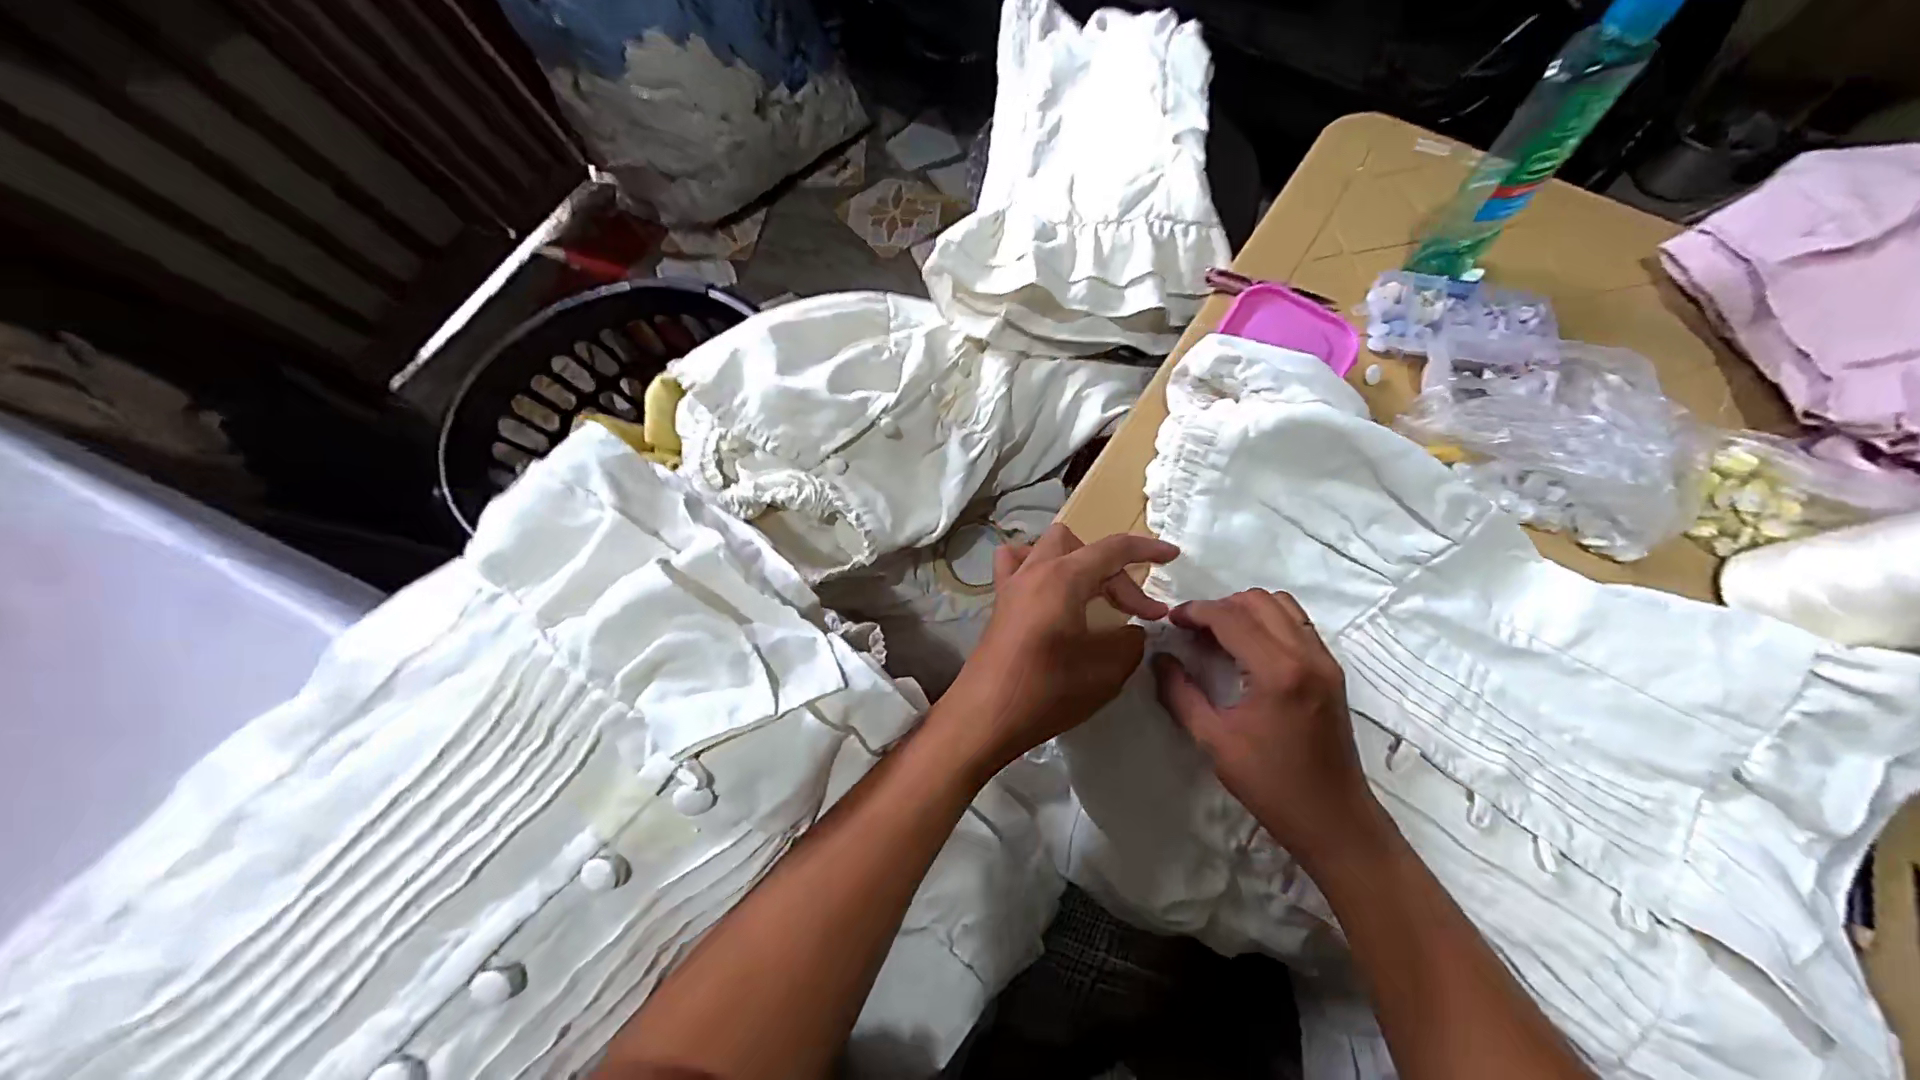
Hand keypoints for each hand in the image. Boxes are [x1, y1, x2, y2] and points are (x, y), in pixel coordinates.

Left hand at [939, 525, 1179, 774]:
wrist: (985, 716)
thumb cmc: (1047, 690)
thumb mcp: (1106, 669)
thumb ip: (1130, 642)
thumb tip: (1132, 631)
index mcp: (1063, 577)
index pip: (1112, 549)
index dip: (1147, 549)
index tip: (1173, 557)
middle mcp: (1034, 570)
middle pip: (1082, 547)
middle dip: (1115, 571)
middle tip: (1133, 612)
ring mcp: (1012, 585)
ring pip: (1049, 549)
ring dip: (1078, 563)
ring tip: (1093, 595)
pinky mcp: (999, 603)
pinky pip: (1019, 565)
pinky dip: (1041, 569)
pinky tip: (1050, 594)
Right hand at [1152, 589, 1384, 864]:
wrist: (1334, 820)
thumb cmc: (1270, 785)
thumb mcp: (1213, 740)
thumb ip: (1180, 693)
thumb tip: (1160, 659)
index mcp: (1278, 671)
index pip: (1230, 617)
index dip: (1195, 612)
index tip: (1170, 620)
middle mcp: (1307, 655)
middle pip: (1258, 600)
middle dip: (1219, 607)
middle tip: (1192, 630)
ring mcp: (1326, 661)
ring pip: (1282, 605)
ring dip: (1246, 610)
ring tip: (1219, 636)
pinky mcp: (1332, 672)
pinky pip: (1298, 624)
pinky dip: (1268, 622)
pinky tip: (1248, 650)